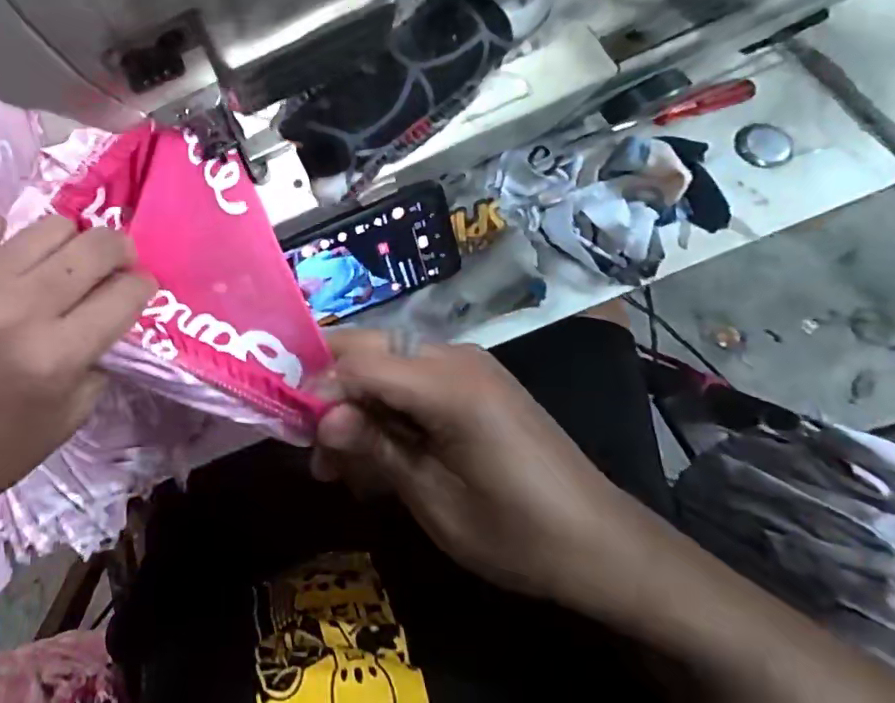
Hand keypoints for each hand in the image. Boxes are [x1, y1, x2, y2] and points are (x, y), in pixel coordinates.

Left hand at [0, 203, 155, 543]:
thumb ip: (101, 355)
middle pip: (96, 246)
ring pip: (48, 226)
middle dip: (118, 252)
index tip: (135, 289)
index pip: (126, 292)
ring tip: (51, 266)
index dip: (141, 286)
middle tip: (108, 266)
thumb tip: (115, 305)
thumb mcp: (71, 415)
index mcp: (57, 357)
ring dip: (65, 244)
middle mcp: (17, 312)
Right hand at [310, 331, 624, 603]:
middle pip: (372, 352)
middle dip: (334, 392)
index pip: (360, 361)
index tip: (293, 428)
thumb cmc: (516, 531)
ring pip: (389, 367)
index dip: (319, 387)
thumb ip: (376, 447)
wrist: (602, 543)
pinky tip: (381, 455)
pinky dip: (389, 411)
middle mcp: (455, 358)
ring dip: (359, 406)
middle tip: (315, 449)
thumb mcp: (435, 499)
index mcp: (448, 383)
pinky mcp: (477, 383)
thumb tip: (322, 416)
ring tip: (342, 466)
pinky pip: (416, 381)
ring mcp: (469, 367)